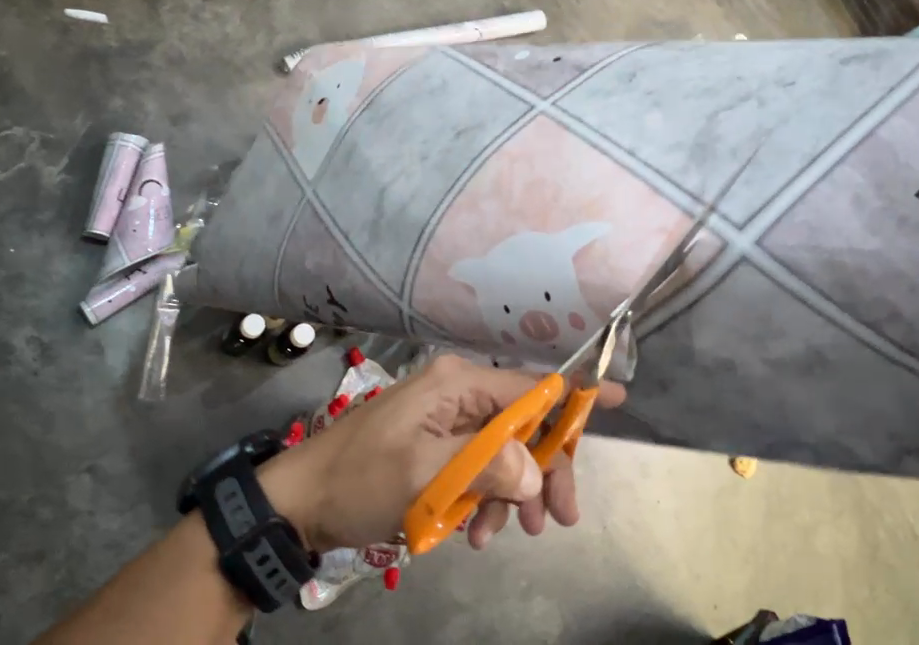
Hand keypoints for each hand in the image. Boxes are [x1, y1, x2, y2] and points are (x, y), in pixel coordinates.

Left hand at [257, 355, 624, 551]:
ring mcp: (446, 424)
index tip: (617, 398)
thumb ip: (488, 466)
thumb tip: (535, 471)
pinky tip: (475, 533)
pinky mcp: (435, 451)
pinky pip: (477, 472)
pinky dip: (484, 501)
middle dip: (543, 471)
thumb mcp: (424, 473)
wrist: (301, 501)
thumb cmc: (361, 478)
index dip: (575, 397)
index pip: (531, 386)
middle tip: (558, 520)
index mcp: (459, 384)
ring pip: (504, 455)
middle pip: (524, 427)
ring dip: (511, 495)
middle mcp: (458, 395)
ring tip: (502, 535)